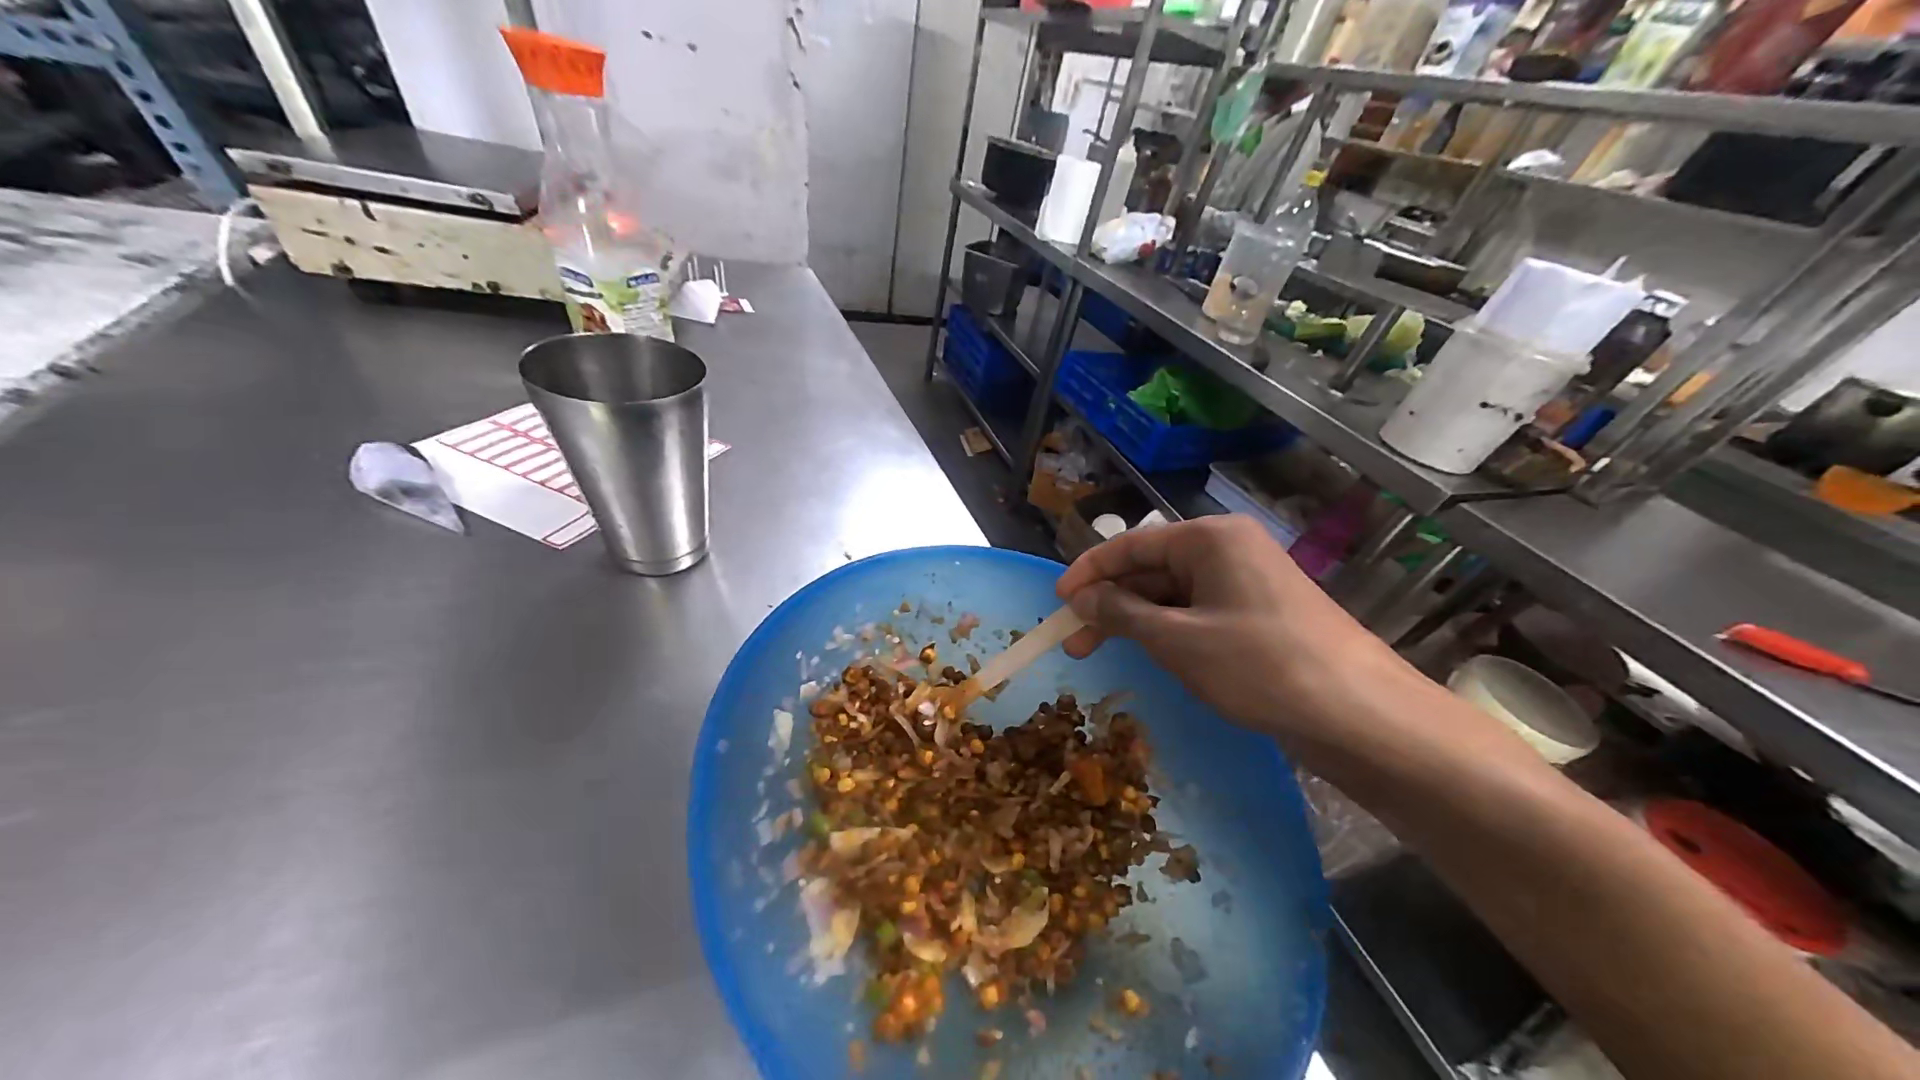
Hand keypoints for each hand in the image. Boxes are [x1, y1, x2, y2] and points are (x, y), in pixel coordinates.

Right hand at [1054, 515, 1410, 744]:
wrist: (1359, 714)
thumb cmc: (1259, 666)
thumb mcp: (1177, 640)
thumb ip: (1121, 613)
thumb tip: (1080, 597)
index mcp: (1210, 538)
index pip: (1132, 544)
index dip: (1089, 572)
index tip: (1056, 600)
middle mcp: (1229, 549)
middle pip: (1152, 569)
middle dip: (1110, 603)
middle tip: (1075, 641)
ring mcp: (1248, 582)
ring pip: (1175, 594)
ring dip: (1136, 620)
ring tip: (1100, 652)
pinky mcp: (1260, 614)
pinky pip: (1200, 612)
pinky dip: (1169, 631)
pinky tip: (1151, 654)